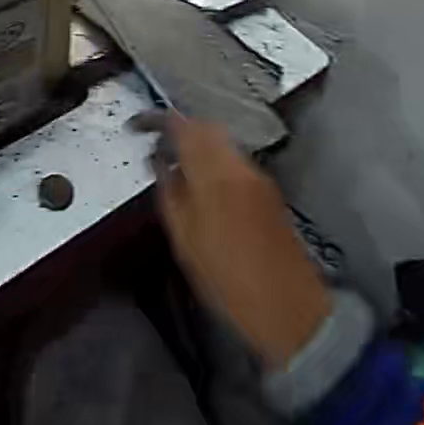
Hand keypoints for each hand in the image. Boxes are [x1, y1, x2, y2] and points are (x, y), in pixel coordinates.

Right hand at [146, 111, 331, 366]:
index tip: (137, 127)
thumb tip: (159, 161)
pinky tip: (201, 181)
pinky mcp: (267, 188)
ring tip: (174, 164)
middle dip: (179, 128)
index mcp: (214, 174)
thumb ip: (169, 191)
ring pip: (222, 140)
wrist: (286, 305)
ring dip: (197, 141)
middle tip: (156, 145)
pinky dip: (214, 157)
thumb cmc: (226, 279)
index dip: (157, 120)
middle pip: (206, 125)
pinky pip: (234, 157)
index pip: (183, 127)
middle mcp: (238, 164)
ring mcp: (257, 174)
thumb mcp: (184, 239)